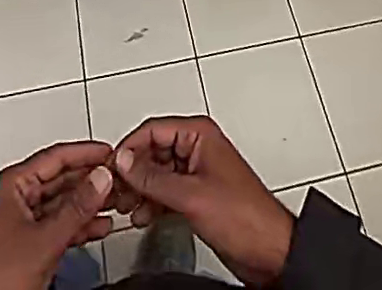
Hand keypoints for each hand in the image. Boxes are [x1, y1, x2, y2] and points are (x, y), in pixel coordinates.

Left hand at [0, 141, 116, 289]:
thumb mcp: (42, 239)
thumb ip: (75, 208)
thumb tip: (99, 178)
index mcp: (12, 185)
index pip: (55, 157)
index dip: (85, 153)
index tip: (108, 152)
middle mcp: (17, 199)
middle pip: (61, 179)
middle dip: (91, 179)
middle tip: (117, 177)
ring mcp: (23, 223)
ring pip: (63, 203)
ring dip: (89, 203)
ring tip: (115, 200)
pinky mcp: (28, 245)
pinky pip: (60, 225)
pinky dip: (80, 225)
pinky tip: (99, 226)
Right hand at [112, 116, 294, 287]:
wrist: (269, 252)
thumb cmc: (246, 217)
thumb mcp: (190, 195)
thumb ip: (153, 177)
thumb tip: (126, 161)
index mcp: (199, 134)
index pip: (153, 129)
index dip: (130, 147)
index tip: (113, 167)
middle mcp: (198, 147)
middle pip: (153, 149)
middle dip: (133, 171)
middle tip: (117, 189)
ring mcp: (197, 171)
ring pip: (157, 171)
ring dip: (140, 188)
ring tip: (127, 204)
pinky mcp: (197, 193)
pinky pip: (166, 189)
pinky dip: (152, 200)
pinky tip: (142, 214)